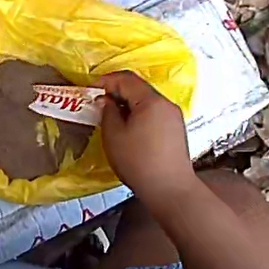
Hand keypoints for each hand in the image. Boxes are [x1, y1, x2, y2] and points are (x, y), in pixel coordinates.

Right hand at [96, 71, 197, 208]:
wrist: (170, 189)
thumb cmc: (139, 163)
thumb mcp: (114, 136)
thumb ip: (107, 112)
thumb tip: (106, 101)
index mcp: (151, 101)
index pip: (127, 79)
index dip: (106, 81)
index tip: (91, 90)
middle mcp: (166, 104)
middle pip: (139, 89)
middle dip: (117, 93)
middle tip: (99, 105)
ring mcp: (174, 117)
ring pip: (147, 102)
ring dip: (128, 105)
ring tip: (112, 119)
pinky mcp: (176, 131)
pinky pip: (155, 114)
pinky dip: (139, 115)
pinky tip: (129, 131)